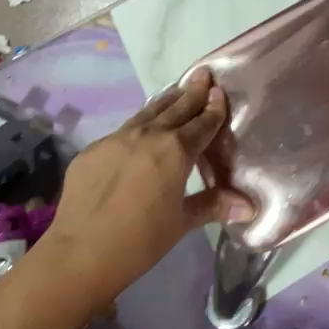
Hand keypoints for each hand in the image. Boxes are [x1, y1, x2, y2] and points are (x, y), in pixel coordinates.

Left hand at [43, 69, 253, 299]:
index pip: (202, 123)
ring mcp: (116, 139)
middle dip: (192, 91)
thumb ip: (213, 205)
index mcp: (176, 151)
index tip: (219, 91)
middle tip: (202, 73)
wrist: (79, 254)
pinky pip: (122, 132)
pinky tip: (138, 132)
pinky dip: (138, 126)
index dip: (213, 108)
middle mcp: (148, 136)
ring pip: (147, 113)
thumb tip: (249, 207)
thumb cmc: (140, 242)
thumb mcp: (181, 223)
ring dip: (165, 101)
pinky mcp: (92, 150)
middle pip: (176, 108)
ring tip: (175, 90)